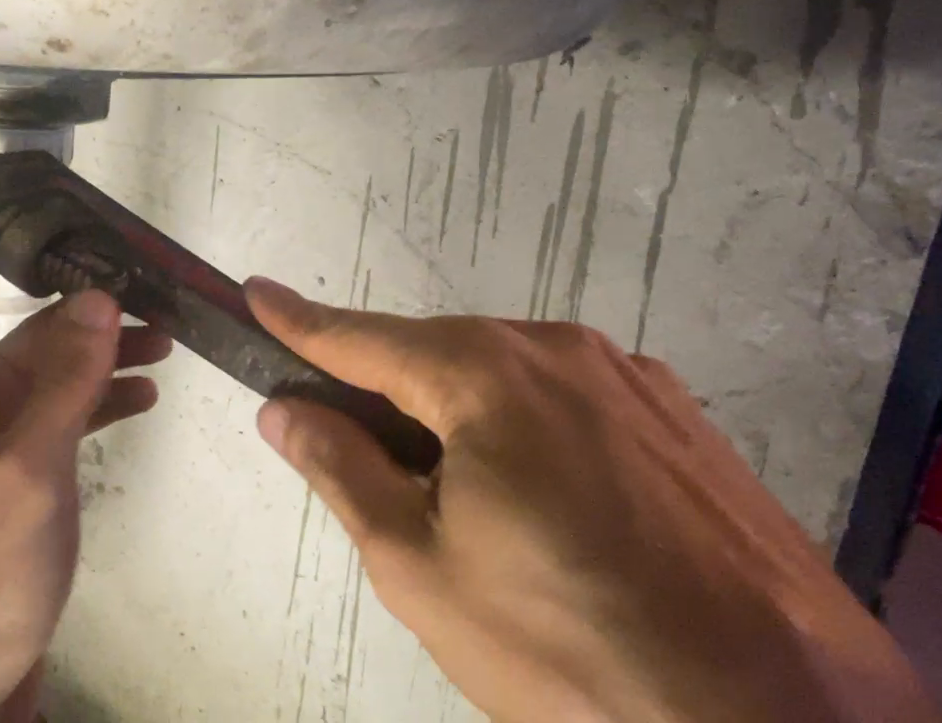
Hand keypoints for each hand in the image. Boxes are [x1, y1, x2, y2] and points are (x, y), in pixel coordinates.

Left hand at [0, 210, 169, 721]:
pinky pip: (54, 421)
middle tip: (146, 293)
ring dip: (98, 359)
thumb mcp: (27, 475)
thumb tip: (100, 299)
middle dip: (77, 313)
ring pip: (44, 378)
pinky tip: (140, 399)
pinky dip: (94, 404)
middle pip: (15, 336)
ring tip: (163, 343)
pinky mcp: (13, 480)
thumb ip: (64, 387)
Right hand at [244, 277, 941, 722]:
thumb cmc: (569, 650)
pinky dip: (525, 428)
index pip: (364, 337)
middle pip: (436, 355)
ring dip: (456, 415)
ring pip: (505, 378)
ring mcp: (634, 381)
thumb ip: (342, 469)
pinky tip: (544, 504)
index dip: (301, 320)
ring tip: (454, 499)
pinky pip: (570, 402)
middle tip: (350, 448)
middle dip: (384, 390)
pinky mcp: (686, 423)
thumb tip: (284, 407)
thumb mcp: (420, 567)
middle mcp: (560, 351)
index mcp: (486, 375)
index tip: (255, 291)